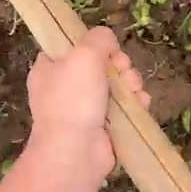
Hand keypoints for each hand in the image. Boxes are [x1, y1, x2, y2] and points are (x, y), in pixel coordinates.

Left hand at [26, 26, 149, 178]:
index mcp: (49, 69)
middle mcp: (64, 88)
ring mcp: (83, 110)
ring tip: (134, 88)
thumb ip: (99, 38)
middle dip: (119, 64)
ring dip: (130, 82)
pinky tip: (141, 103)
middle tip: (123, 69)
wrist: (75, 153)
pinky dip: (134, 103)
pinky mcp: (102, 128)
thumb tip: (108, 40)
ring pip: (114, 85)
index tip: (104, 47)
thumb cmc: (73, 98)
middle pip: (99, 64)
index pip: (69, 47)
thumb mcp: (84, 54)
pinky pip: (123, 107)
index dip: (90, 43)